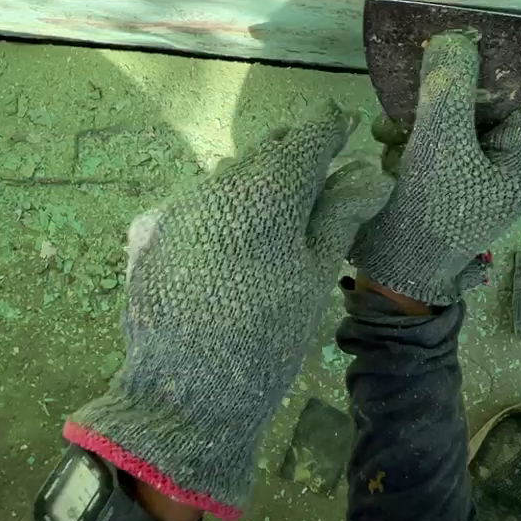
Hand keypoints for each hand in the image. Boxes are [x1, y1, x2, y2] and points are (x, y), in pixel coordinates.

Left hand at [64, 104, 391, 520]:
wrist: (185, 397)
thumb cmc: (267, 339)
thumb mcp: (316, 277)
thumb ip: (340, 215)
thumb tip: (369, 172)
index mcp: (265, 196)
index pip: (305, 141)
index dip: (330, 129)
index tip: (345, 123)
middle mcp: (216, 187)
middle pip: (264, 152)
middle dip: (293, 151)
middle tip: (320, 160)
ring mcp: (178, 206)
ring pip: (228, 174)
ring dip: (256, 177)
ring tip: (278, 197)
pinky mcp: (151, 229)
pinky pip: (197, 200)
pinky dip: (222, 204)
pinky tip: (233, 230)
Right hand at [348, 31, 520, 304]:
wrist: (392, 275)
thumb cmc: (430, 213)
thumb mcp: (441, 144)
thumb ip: (447, 88)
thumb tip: (453, 38)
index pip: (516, 94)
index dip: (486, 68)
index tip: (451, 48)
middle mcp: (504, 164)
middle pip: (477, 103)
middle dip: (438, 97)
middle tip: (407, 90)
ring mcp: (471, 173)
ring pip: (447, 118)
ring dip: (413, 117)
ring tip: (388, 131)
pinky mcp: (441, 180)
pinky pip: (428, 140)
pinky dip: (404, 137)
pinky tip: (386, 146)